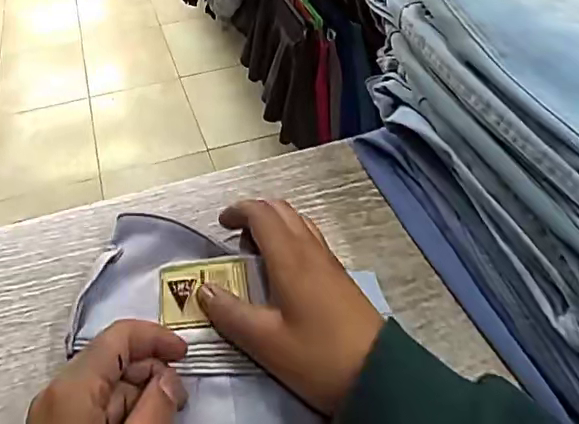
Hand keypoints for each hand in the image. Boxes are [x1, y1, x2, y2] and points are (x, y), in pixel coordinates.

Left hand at [28, 319, 188, 423]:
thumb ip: (154, 404)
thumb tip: (169, 379)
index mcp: (71, 384)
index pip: (121, 333)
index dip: (157, 336)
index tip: (182, 351)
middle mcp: (55, 391)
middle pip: (114, 357)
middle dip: (150, 369)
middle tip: (175, 393)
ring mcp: (49, 413)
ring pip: (105, 383)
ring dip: (137, 391)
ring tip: (159, 413)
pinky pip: (92, 404)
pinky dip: (119, 408)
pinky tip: (136, 422)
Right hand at [197, 199, 384, 413]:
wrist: (374, 369)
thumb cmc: (316, 355)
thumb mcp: (266, 342)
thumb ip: (232, 314)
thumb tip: (204, 289)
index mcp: (290, 256)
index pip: (262, 214)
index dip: (239, 210)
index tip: (220, 223)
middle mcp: (309, 247)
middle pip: (281, 210)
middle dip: (255, 212)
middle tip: (234, 233)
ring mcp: (326, 257)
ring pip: (297, 220)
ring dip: (274, 222)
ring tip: (254, 248)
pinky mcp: (336, 272)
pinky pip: (308, 235)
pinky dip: (289, 234)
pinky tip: (282, 264)